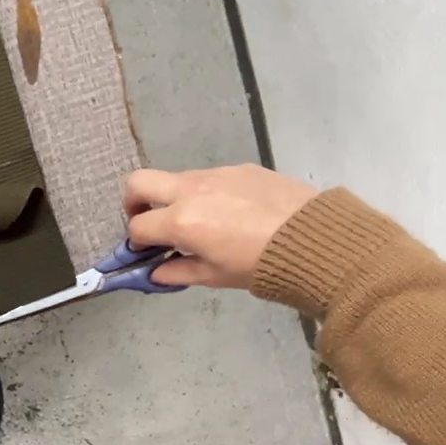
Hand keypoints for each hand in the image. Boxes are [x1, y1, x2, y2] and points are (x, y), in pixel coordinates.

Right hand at [122, 164, 317, 288]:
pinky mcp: (239, 168)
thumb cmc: (259, 265)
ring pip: (176, 179)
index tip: (145, 253)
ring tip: (198, 224)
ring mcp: (216, 174)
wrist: (312, 238)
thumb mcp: (215, 276)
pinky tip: (229, 215)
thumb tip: (157, 272)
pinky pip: (208, 178)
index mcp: (182, 221)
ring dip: (173, 199)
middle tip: (147, 223)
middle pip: (138, 182)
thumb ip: (178, 272)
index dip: (135, 243)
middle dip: (133, 203)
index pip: (138, 227)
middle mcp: (192, 190)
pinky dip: (203, 194)